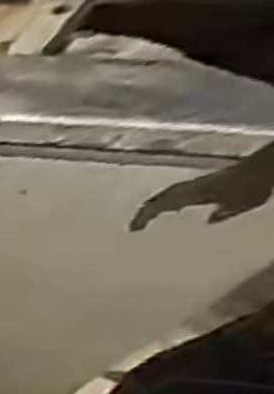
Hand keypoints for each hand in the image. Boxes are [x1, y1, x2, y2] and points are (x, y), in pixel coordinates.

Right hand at [131, 146, 273, 230]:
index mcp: (190, 193)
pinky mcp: (211, 180)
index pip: (158, 206)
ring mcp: (201, 182)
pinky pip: (184, 191)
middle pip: (160, 198)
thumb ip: (224, 212)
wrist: (271, 164)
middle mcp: (192, 187)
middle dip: (147, 209)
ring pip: (170, 193)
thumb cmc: (255, 184)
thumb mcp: (243, 202)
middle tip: (137, 222)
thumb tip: (209, 220)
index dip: (143, 217)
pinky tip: (180, 204)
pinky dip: (174, 199)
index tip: (133, 229)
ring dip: (158, 203)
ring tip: (152, 213)